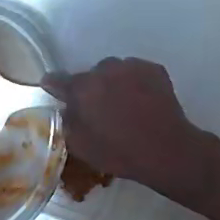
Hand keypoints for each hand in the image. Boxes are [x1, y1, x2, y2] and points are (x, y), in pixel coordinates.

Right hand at [43, 58, 219, 202]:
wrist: (166, 150)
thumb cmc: (119, 153)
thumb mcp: (81, 146)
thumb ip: (67, 122)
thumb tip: (66, 109)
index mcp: (82, 89)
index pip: (57, 79)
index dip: (53, 86)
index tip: (53, 90)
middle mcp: (104, 70)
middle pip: (90, 75)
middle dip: (91, 88)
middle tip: (100, 109)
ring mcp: (131, 67)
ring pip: (114, 71)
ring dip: (114, 83)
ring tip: (124, 105)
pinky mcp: (154, 69)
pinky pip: (136, 72)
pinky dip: (135, 82)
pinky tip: (142, 102)